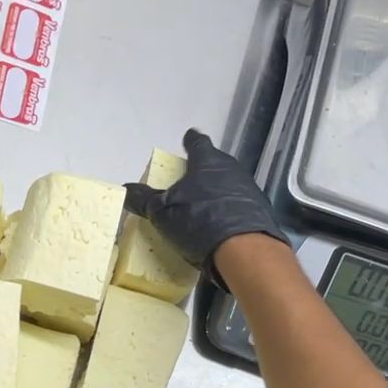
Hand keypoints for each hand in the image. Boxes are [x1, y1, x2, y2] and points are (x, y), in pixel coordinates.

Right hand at [123, 128, 285, 277]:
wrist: (242, 249)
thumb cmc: (198, 221)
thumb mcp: (163, 212)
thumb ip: (145, 199)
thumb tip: (127, 189)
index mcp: (207, 161)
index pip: (197, 143)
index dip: (191, 141)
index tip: (188, 138)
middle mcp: (231, 169)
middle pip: (215, 163)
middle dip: (204, 169)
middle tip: (191, 180)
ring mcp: (248, 189)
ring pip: (229, 184)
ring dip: (218, 192)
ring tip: (205, 206)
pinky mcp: (259, 211)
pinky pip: (239, 206)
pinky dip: (230, 211)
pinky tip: (222, 225)